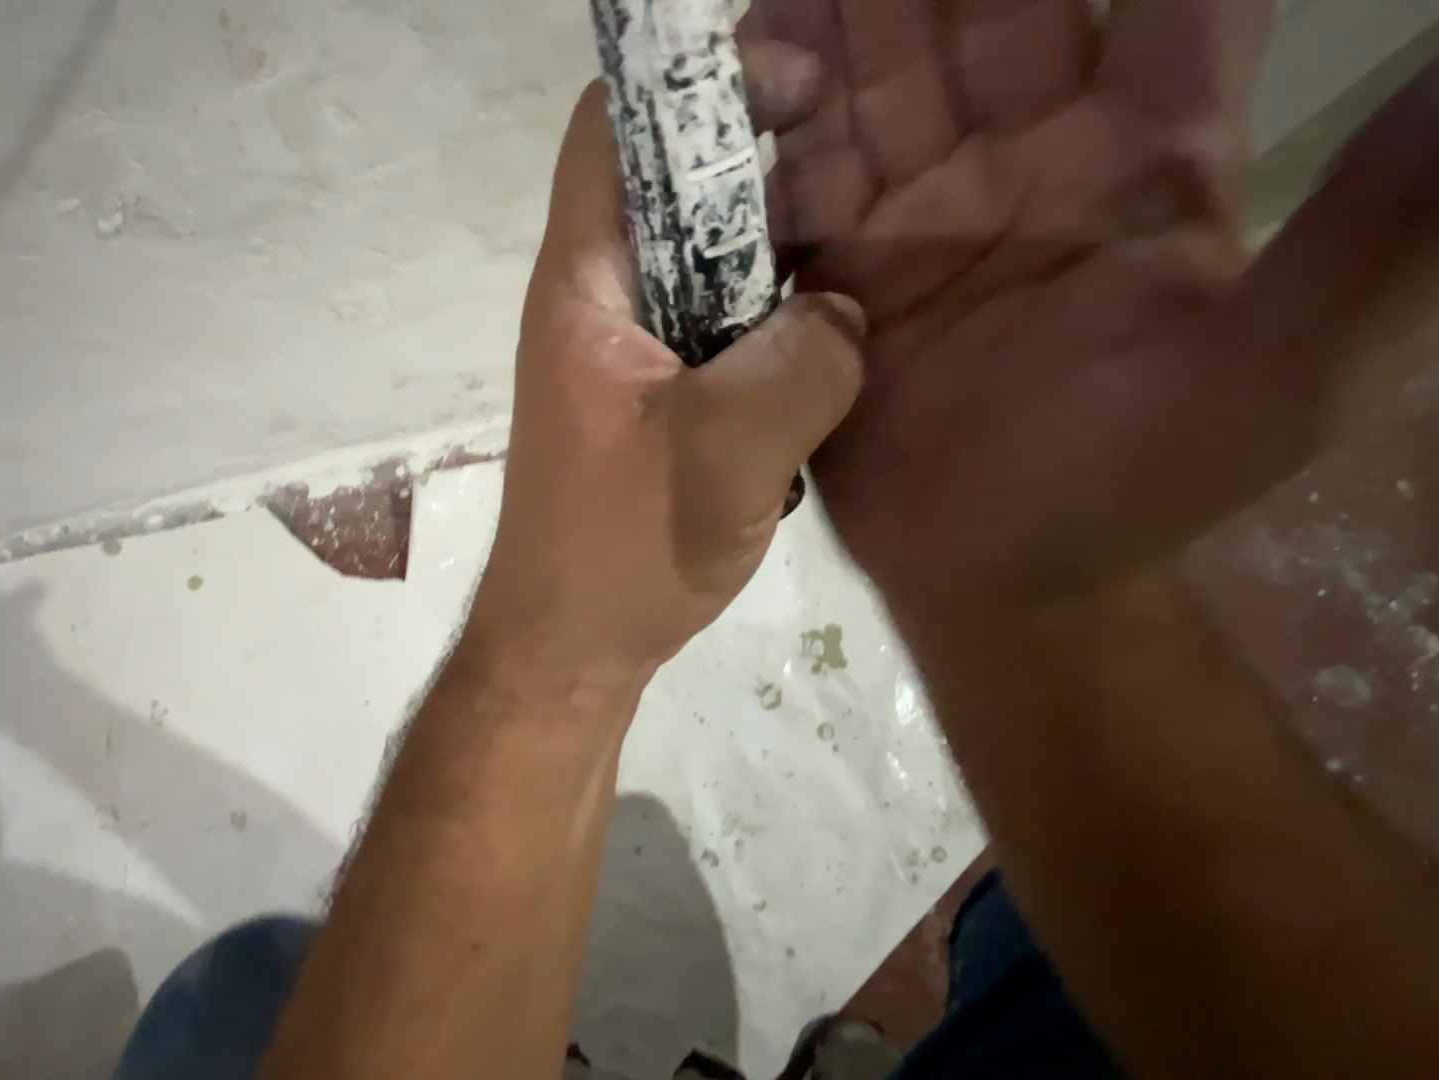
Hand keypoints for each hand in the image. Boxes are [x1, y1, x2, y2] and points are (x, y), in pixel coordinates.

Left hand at [465, 73, 867, 693]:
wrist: (571, 644)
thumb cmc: (620, 552)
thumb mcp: (724, 456)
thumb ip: (800, 366)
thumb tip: (840, 315)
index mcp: (586, 288)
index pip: (610, 133)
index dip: (687, 84)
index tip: (787, 84)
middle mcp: (601, 305)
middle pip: (671, 191)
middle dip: (758, 164)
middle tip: (861, 163)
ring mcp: (630, 357)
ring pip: (705, 265)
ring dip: (776, 254)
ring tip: (867, 244)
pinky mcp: (659, 403)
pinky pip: (720, 332)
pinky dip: (773, 324)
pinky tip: (832, 340)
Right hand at [756, 0, 1438, 614]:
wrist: (995, 579)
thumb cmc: (1134, 486)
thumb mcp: (1279, 376)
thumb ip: (1387, 226)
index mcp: (1139, 162)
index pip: (1146, 0)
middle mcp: (1019, 170)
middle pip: (974, 22)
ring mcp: (914, 222)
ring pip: (870, 91)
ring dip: (832, 33)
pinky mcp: (835, 277)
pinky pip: (798, 187)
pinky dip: (769, 134)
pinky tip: (744, 76)